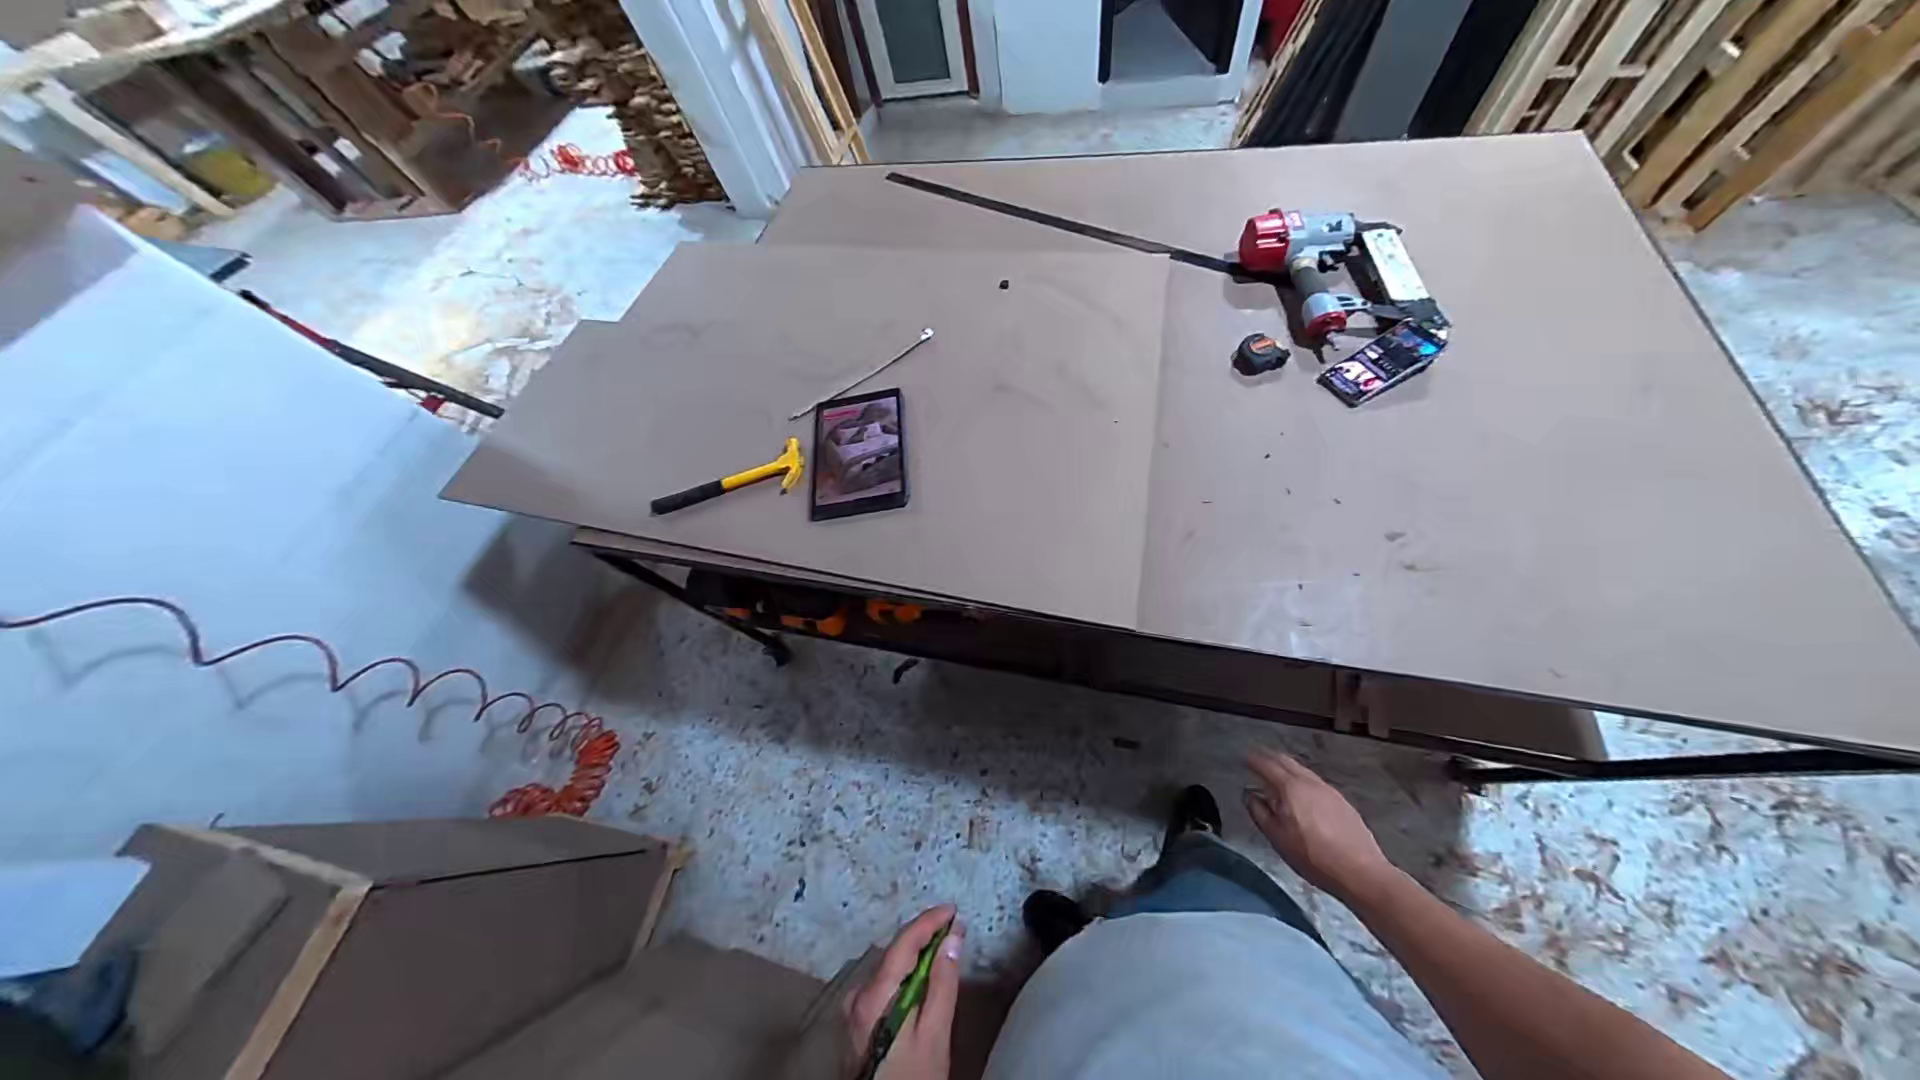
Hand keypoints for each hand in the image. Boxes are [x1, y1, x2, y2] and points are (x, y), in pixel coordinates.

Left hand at [844, 904, 963, 1079]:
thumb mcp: (935, 1035)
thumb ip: (942, 984)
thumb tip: (953, 939)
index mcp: (873, 996)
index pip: (903, 943)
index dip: (929, 922)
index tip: (953, 910)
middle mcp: (857, 996)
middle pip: (894, 951)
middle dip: (924, 934)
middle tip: (954, 927)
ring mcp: (854, 1009)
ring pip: (889, 966)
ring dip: (916, 952)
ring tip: (943, 945)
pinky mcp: (858, 1020)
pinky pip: (884, 982)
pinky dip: (905, 971)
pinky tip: (923, 973)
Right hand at [1245, 749, 1399, 905]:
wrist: (1361, 872)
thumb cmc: (1312, 856)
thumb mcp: (1276, 837)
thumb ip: (1259, 812)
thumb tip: (1249, 794)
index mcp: (1290, 788)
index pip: (1267, 765)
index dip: (1254, 760)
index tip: (1245, 758)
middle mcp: (1310, 783)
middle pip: (1287, 762)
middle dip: (1270, 757)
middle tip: (1259, 759)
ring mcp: (1330, 791)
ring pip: (1303, 771)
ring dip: (1287, 768)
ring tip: (1278, 774)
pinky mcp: (1343, 802)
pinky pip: (1316, 782)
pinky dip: (1302, 779)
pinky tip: (1302, 792)